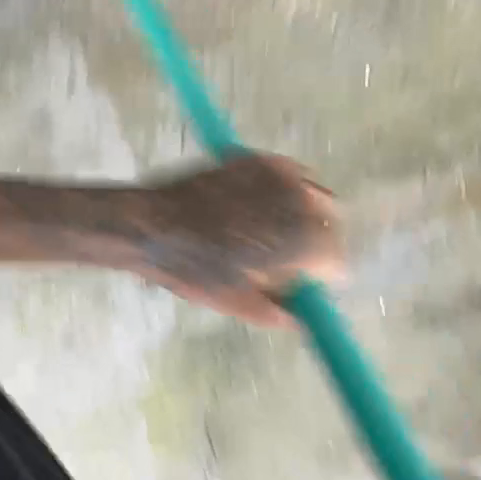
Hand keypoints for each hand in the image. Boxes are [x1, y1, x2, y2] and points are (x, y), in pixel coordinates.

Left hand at [138, 153, 343, 325]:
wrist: (144, 224)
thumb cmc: (186, 266)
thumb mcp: (230, 300)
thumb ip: (272, 313)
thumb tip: (297, 321)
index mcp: (303, 243)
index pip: (336, 263)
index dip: (320, 276)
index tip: (306, 281)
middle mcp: (303, 205)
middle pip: (330, 223)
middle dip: (315, 240)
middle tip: (288, 254)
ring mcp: (279, 176)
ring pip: (313, 194)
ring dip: (301, 211)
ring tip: (269, 228)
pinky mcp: (256, 158)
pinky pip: (286, 174)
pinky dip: (280, 188)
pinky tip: (255, 202)